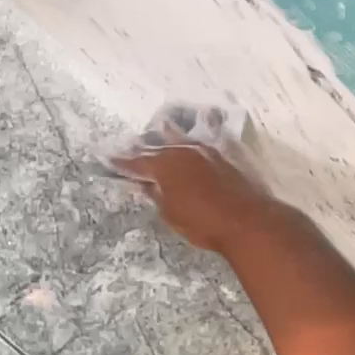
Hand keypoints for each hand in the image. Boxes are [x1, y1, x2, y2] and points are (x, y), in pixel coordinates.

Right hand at [108, 108, 284, 252]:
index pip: (137, 162)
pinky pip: (200, 142)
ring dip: (166, 137)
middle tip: (128, 145)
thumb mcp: (170, 213)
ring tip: (157, 131)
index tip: (108, 159)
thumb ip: (156, 195)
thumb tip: (146, 184)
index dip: (122, 162)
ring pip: (180, 140)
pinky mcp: (223, 155)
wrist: (247, 221)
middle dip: (141, 148)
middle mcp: (183, 151)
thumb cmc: (202, 223)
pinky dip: (189, 141)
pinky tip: (189, 138)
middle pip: (157, 146)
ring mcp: (205, 150)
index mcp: (164, 165)